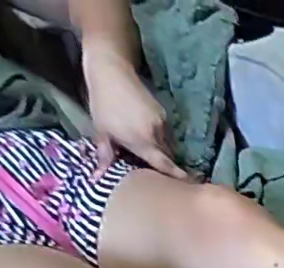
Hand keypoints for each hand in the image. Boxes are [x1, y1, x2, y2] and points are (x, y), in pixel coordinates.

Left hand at [83, 54, 188, 180]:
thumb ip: (105, 155)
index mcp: (142, 142)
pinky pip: (165, 132)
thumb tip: (97, 178)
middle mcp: (156, 135)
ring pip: (166, 144)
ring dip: (161, 149)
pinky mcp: (162, 113)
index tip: (187, 182)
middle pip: (166, 157)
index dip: (176, 175)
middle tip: (155, 167)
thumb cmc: (103, 102)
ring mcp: (161, 123)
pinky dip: (159, 136)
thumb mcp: (101, 130)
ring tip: (148, 147)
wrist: (110, 70)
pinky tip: (147, 131)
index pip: (164, 165)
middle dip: (163, 163)